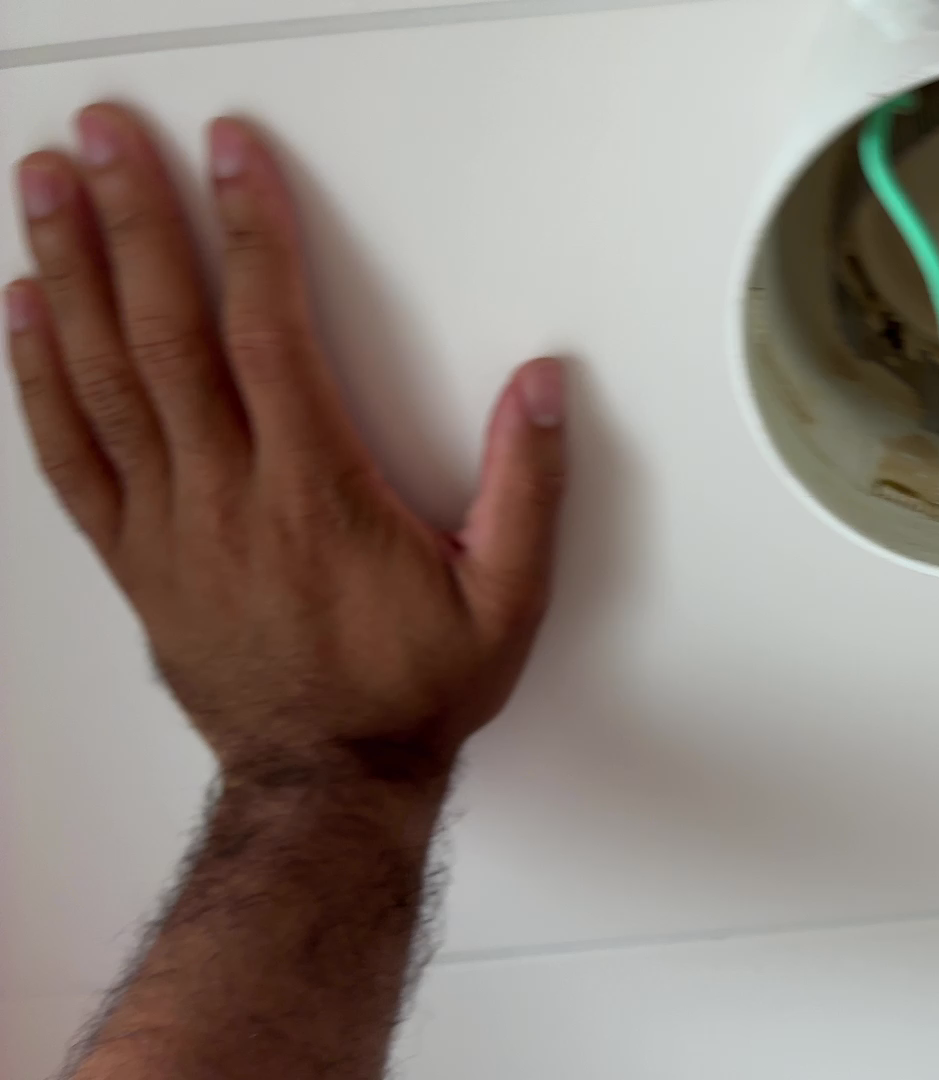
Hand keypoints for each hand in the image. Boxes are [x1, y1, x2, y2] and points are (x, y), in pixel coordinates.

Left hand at [7, 105, 566, 788]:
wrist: (337, 773)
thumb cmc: (424, 681)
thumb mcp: (514, 590)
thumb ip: (528, 485)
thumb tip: (538, 389)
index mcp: (319, 494)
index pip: (273, 337)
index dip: (255, 238)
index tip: (234, 161)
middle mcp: (228, 496)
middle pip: (166, 336)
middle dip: (138, 222)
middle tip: (105, 136)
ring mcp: (169, 526)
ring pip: (100, 377)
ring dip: (71, 270)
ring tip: (45, 185)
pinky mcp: (138, 557)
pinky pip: (69, 448)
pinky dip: (35, 370)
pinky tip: (24, 314)